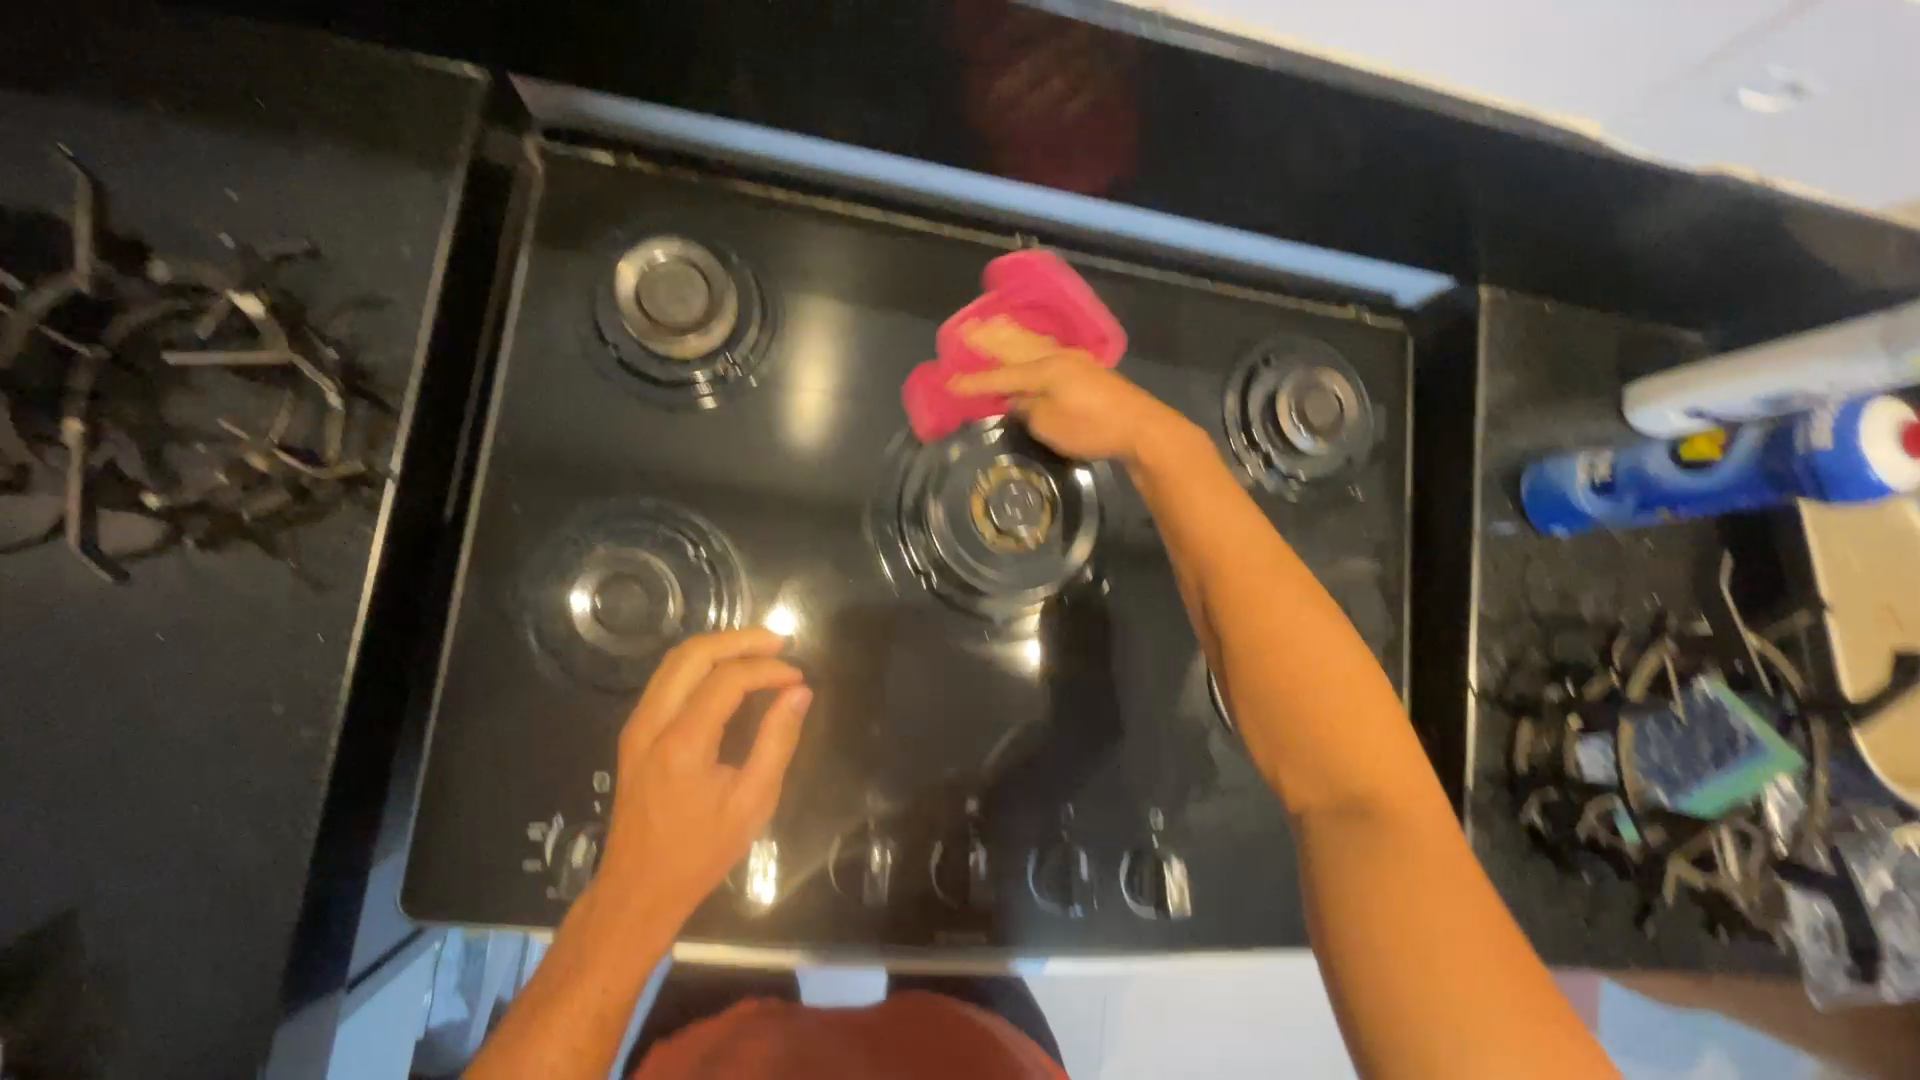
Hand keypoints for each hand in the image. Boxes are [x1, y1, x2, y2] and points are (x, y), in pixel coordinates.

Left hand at [596, 627, 811, 920]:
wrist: (638, 889)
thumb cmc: (700, 852)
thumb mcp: (752, 803)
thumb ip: (777, 742)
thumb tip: (799, 693)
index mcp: (682, 742)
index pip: (726, 679)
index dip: (767, 669)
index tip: (798, 678)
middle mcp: (652, 723)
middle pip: (692, 654)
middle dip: (739, 640)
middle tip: (780, 642)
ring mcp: (637, 726)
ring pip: (674, 661)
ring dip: (718, 647)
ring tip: (760, 650)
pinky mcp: (635, 734)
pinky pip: (667, 680)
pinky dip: (700, 665)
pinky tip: (728, 673)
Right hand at [948, 352, 1193, 464]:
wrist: (1141, 428)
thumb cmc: (1092, 428)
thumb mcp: (1050, 425)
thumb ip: (1028, 410)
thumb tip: (1016, 399)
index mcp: (1043, 370)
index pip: (1000, 375)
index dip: (974, 381)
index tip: (948, 382)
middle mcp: (1056, 357)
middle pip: (1015, 344)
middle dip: (988, 339)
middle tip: (966, 329)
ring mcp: (1074, 360)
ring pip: (1033, 341)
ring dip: (1010, 335)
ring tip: (993, 325)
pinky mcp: (1086, 369)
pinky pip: (1047, 349)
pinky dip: (1030, 344)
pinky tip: (1030, 344)